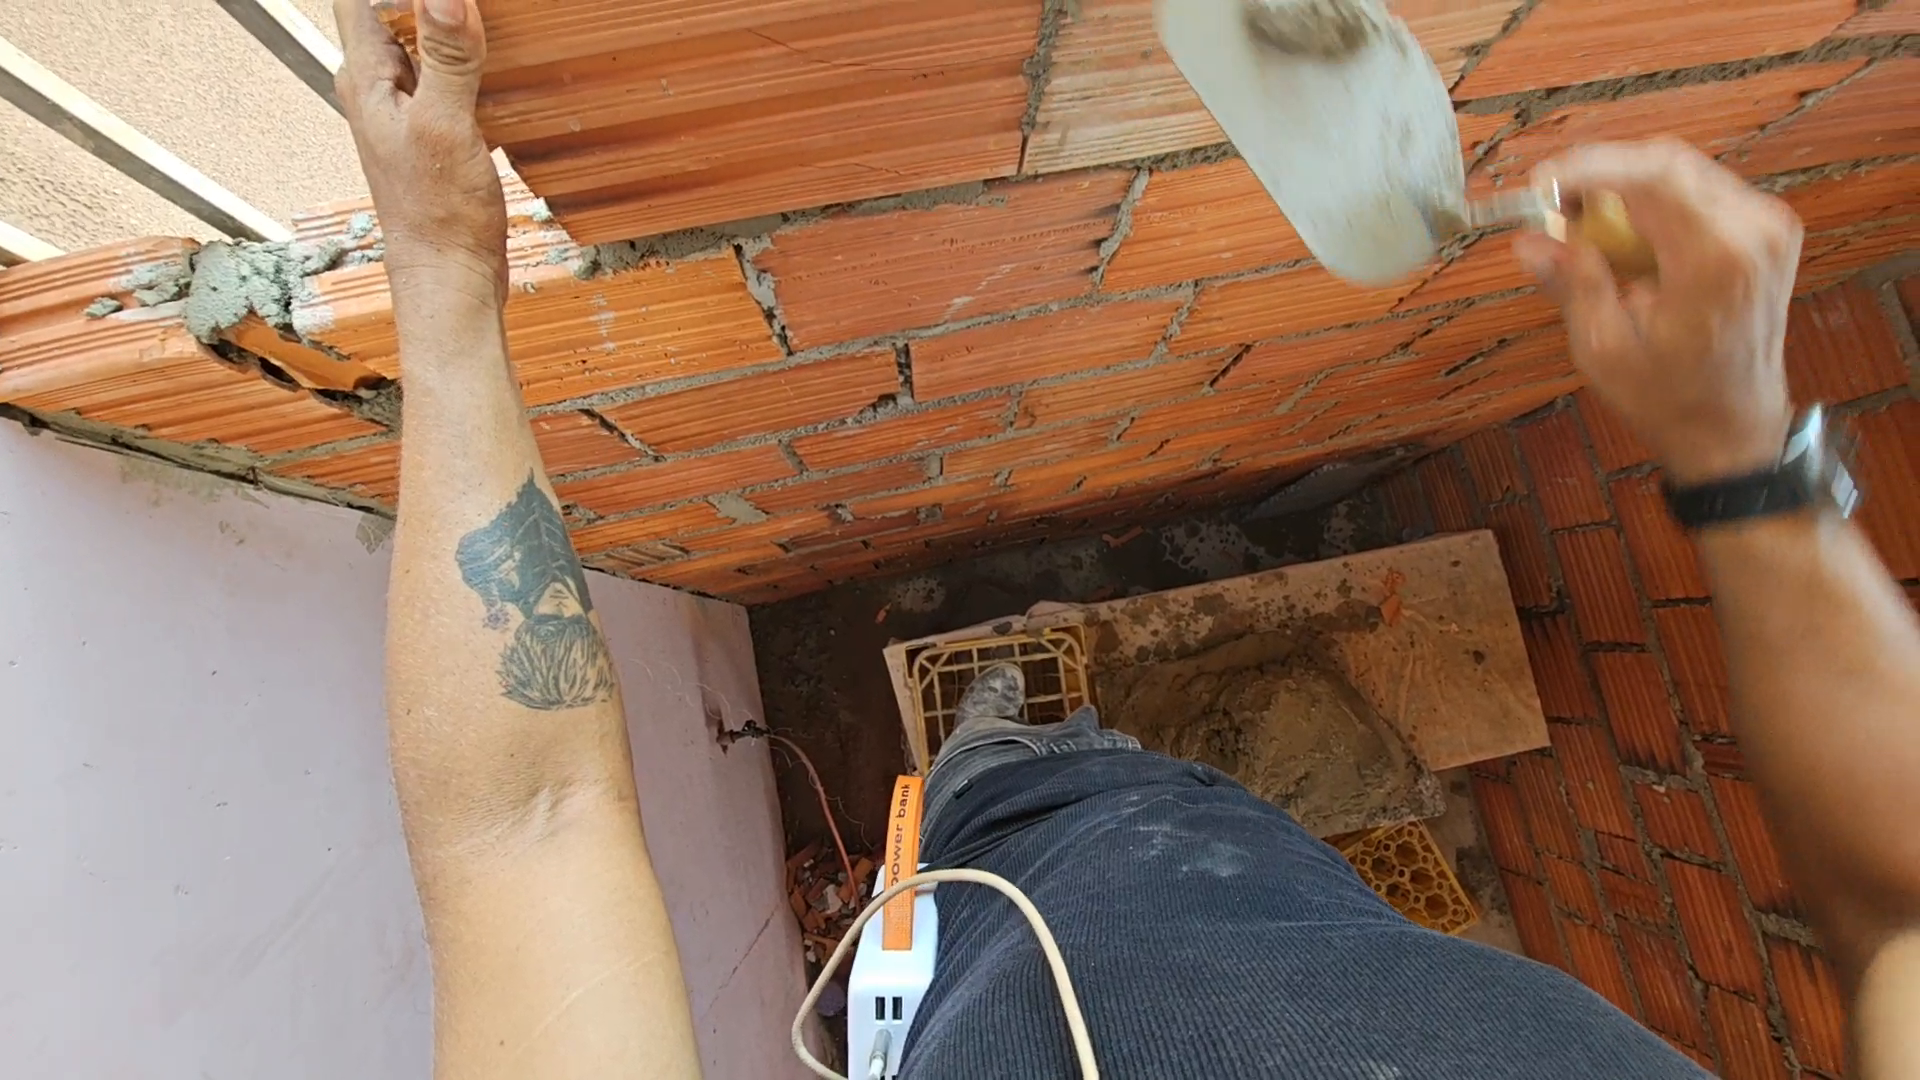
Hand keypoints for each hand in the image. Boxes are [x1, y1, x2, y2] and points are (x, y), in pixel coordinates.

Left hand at [333, 0, 506, 296]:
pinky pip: (448, 87)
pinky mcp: (438, 140)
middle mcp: (380, 91)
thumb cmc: (440, 214)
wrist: (452, 273)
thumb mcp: (446, 127)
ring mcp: (409, 116)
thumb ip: (447, 59)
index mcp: (367, 77)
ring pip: (421, 51)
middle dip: (427, 6)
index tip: (453, 2)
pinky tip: (496, 80)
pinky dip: (469, 74)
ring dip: (449, 35)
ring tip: (486, 27)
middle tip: (479, 11)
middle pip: (392, 16)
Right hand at [1512, 139, 1801, 483]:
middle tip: (1547, 207)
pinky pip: (1694, 195)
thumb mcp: (1600, 345)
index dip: (1589, 168)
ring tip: (1572, 225)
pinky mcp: (1759, 232)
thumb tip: (1529, 242)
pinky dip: (1644, 205)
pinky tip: (1610, 235)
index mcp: (1712, 257)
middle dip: (1599, 175)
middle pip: (1668, 165)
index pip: (1652, 178)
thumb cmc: (1663, 393)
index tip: (1537, 185)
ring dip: (1619, 190)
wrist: (1727, 418)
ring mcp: (1763, 226)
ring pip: (1681, 175)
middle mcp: (1751, 228)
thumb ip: (1571, 283)